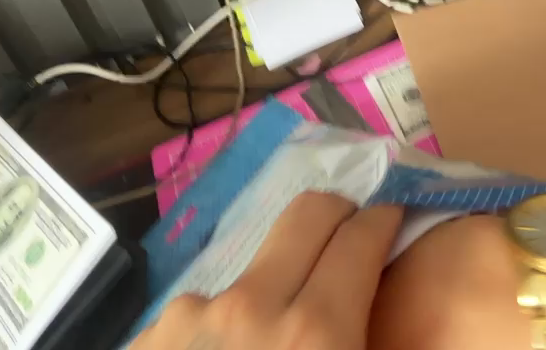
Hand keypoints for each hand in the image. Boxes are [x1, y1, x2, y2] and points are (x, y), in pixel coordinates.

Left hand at [133, 192, 403, 349]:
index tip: (394, 215)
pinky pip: (206, 307)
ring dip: (278, 282)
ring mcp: (194, 312)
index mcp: (315, 332)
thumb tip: (374, 297)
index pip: (363, 236)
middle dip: (340, 210)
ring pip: (254, 267)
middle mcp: (253, 304)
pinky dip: (226, 323)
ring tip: (277, 329)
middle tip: (353, 229)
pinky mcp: (151, 331)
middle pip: (309, 214)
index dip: (386, 218)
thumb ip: (369, 335)